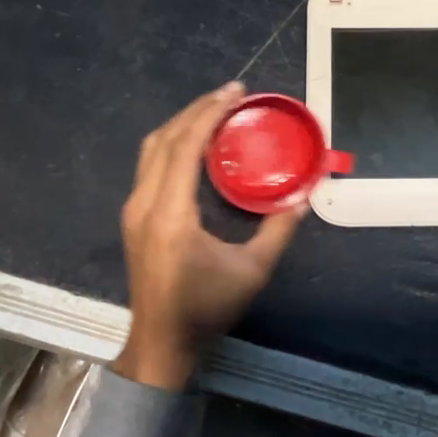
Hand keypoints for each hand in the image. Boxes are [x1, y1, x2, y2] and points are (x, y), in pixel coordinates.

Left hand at [114, 82, 308, 388]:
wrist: (162, 344)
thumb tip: (304, 196)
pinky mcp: (134, 216)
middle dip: (196, 110)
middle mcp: (144, 203)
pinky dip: (173, 143)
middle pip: (164, 139)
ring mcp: (133, 209)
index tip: (236, 92)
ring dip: (182, 124)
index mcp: (170, 214)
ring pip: (151, 149)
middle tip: (231, 94)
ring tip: (214, 110)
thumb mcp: (252, 271)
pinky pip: (149, 165)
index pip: (184, 146)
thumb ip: (278, 230)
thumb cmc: (206, 309)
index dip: (209, 113)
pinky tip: (196, 143)